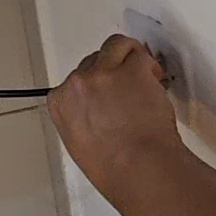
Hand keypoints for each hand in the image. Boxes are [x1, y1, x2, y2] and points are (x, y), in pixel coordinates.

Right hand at [47, 34, 181, 189]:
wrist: (138, 169)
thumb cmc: (115, 169)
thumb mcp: (80, 145)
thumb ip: (81, 120)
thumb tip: (98, 114)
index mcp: (60, 104)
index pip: (73, 82)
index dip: (93, 86)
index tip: (106, 93)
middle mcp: (77, 84)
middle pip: (93, 63)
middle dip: (111, 73)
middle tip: (129, 88)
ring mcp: (103, 73)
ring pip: (114, 46)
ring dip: (128, 57)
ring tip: (143, 74)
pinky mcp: (131, 70)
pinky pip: (138, 55)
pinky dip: (148, 65)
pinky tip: (155, 79)